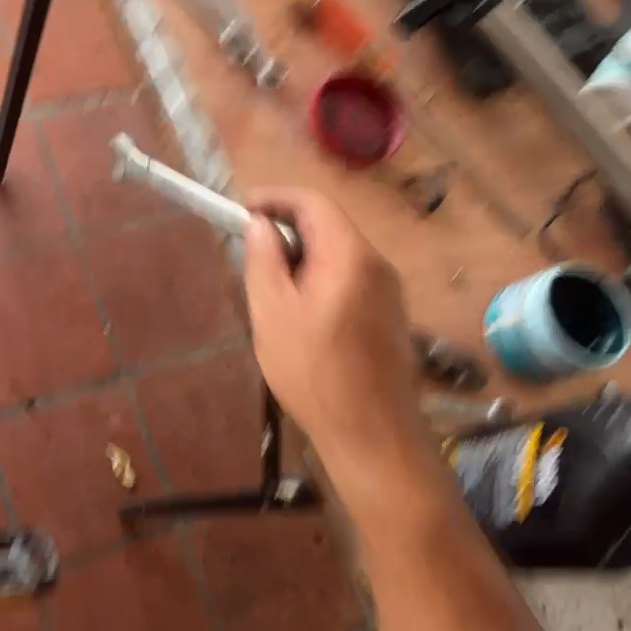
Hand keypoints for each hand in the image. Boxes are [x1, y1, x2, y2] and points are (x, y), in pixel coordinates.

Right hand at [241, 188, 442, 506]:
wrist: (371, 432)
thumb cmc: (313, 371)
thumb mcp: (272, 313)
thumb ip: (263, 261)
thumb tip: (259, 225)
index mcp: (350, 256)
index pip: (313, 203)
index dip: (274, 198)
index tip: (240, 210)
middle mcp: (378, 264)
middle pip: (329, 227)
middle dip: (285, 230)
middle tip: (248, 253)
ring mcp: (389, 292)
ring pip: (339, 256)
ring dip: (301, 259)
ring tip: (268, 289)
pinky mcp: (390, 317)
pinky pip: (350, 281)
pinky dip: (319, 281)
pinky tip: (299, 316)